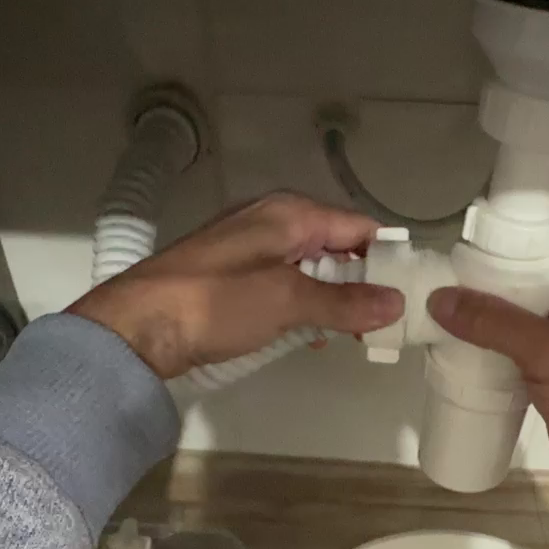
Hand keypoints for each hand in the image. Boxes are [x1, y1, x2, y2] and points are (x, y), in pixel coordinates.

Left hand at [68, 192, 403, 379]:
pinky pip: (283, 287)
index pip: (357, 226)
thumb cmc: (216, 304)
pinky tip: (307, 335)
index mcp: (289, 213)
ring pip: (309, 269)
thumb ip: (343, 301)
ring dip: (331, 299)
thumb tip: (396, 302)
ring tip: (352, 335)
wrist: (139, 327)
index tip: (409, 292)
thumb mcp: (287, 301)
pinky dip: (301, 307)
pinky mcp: (232, 279)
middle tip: (382, 323)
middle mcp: (271, 222)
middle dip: (361, 282)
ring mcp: (249, 250)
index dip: (385, 256)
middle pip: (335, 247)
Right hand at [426, 188, 548, 512]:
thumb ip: (495, 323)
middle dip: (493, 251)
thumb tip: (438, 299)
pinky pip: (514, 333)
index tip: (477, 207)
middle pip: (535, 254)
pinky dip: (487, 330)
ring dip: (486, 294)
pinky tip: (455, 334)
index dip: (527, 202)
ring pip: (521, 296)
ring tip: (440, 290)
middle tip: (445, 254)